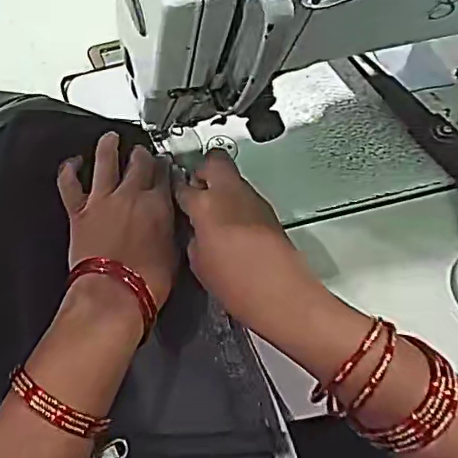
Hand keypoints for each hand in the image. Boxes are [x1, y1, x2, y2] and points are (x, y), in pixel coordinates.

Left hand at [56, 132, 176, 310]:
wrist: (114, 293)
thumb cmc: (146, 282)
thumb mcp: (172, 255)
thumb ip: (168, 232)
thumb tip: (167, 227)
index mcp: (158, 206)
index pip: (165, 177)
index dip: (165, 168)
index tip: (165, 166)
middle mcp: (130, 196)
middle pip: (139, 163)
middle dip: (142, 154)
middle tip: (142, 151)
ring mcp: (102, 200)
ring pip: (105, 162)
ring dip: (108, 146)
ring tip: (109, 138)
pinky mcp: (79, 211)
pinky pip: (70, 184)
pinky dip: (68, 170)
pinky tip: (71, 163)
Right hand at [175, 149, 323, 335]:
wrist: (282, 296)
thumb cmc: (242, 284)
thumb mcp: (198, 262)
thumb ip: (193, 237)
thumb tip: (196, 232)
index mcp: (205, 204)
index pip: (182, 185)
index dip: (176, 189)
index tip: (175, 194)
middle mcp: (231, 194)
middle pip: (213, 161)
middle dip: (201, 170)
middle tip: (194, 186)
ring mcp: (254, 201)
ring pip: (233, 178)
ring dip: (221, 188)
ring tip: (213, 212)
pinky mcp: (270, 213)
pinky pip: (246, 198)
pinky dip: (237, 205)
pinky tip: (232, 227)